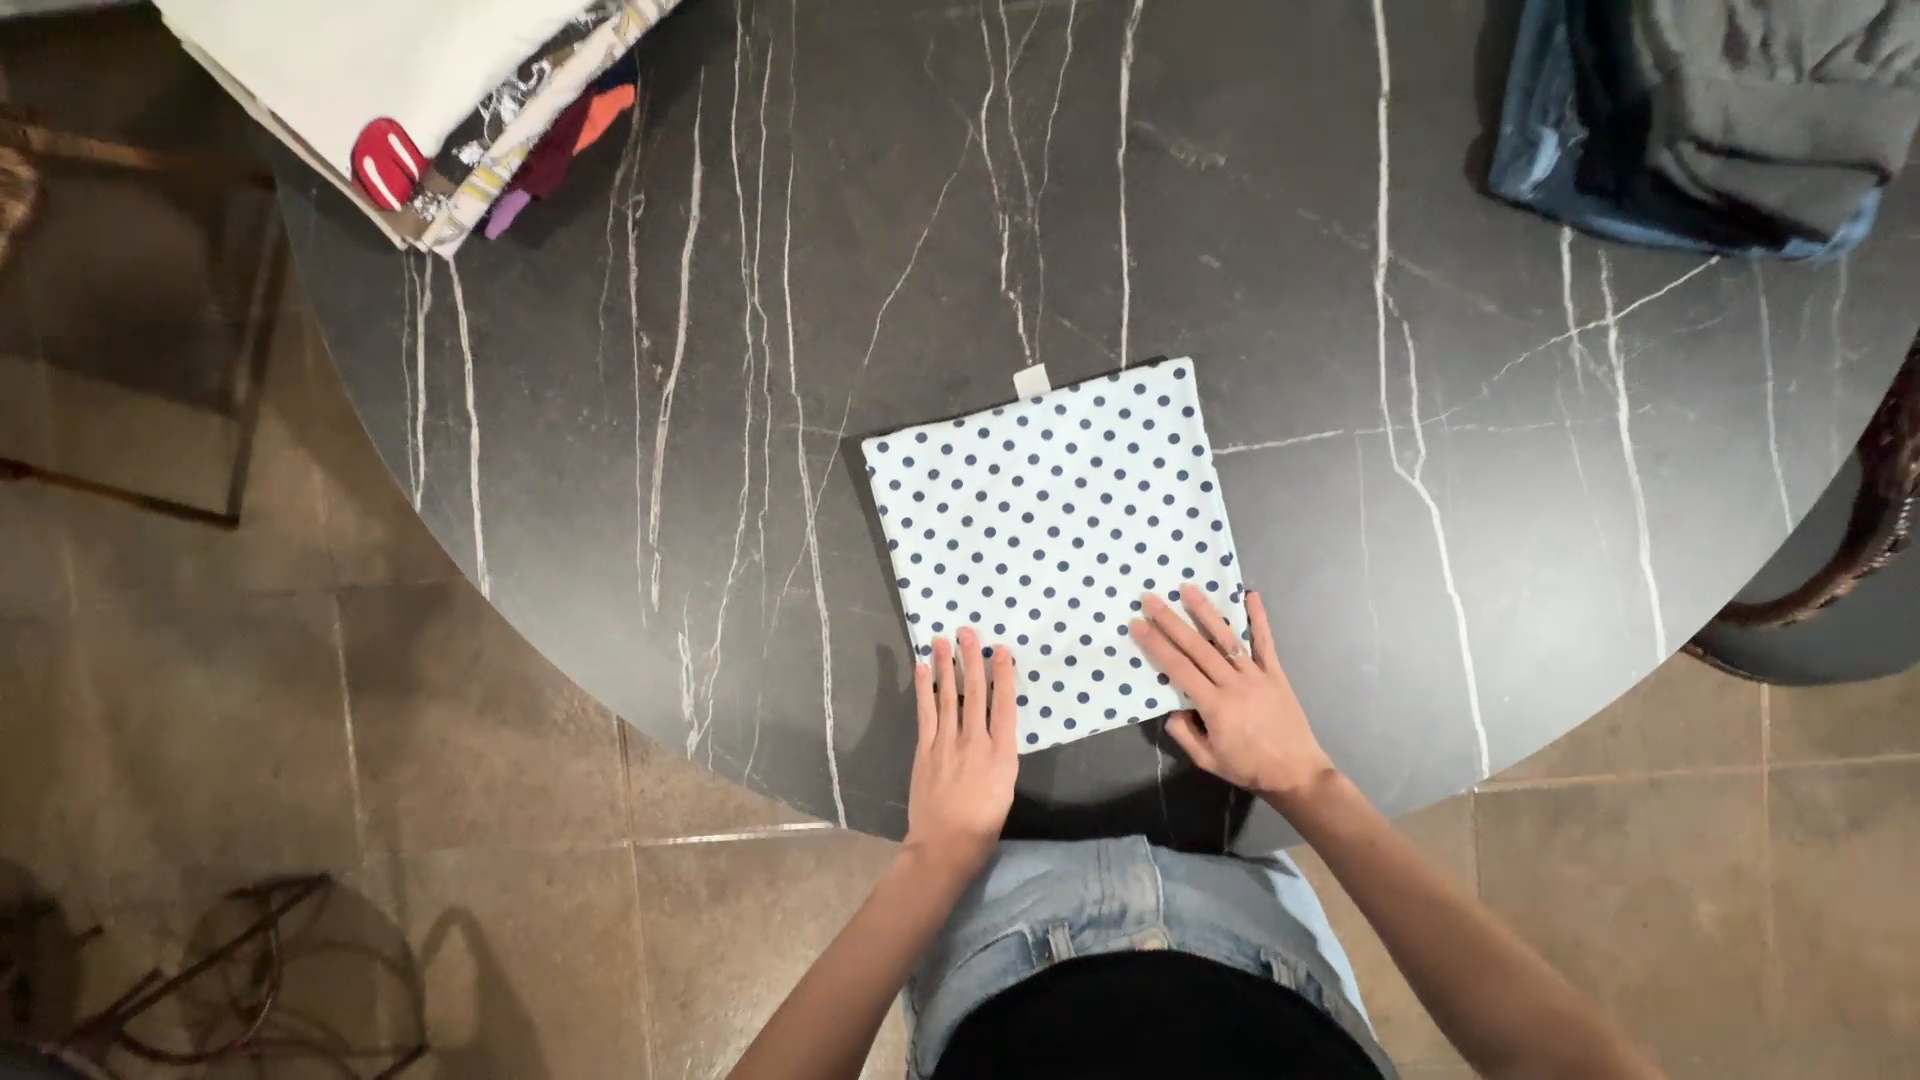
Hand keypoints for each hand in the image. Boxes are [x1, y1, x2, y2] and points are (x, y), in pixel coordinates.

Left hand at [904, 628, 1019, 875]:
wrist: (946, 844)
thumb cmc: (984, 823)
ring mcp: (948, 743)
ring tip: (943, 640)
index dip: (1004, 674)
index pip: (1005, 704)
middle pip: (975, 692)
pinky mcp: (926, 749)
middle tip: (968, 632)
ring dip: (945, 666)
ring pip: (948, 696)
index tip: (1002, 650)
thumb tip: (995, 729)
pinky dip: (923, 688)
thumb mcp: (1006, 787)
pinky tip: (921, 669)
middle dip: (972, 659)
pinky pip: (925, 712)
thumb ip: (1001, 754)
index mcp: (1002, 753)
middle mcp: (976, 741)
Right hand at [1130, 585, 1336, 803]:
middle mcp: (1233, 684)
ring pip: (1226, 638)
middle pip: (1197, 646)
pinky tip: (1252, 596)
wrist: (1297, 773)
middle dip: (1171, 621)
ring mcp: (1257, 676)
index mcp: (1214, 706)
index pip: (1178, 668)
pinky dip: (1259, 619)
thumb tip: (1170, 710)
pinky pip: (1266, 643)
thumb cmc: (1249, 768)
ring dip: (1206, 612)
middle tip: (1150, 598)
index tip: (1137, 624)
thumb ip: (1185, 734)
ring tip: (1188, 588)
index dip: (1155, 645)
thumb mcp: (1207, 760)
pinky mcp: (1276, 674)